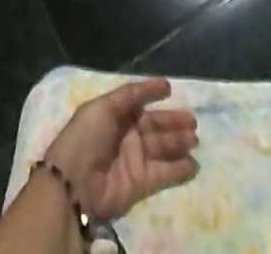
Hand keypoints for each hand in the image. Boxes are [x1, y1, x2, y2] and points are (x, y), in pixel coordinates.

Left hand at [42, 79, 198, 220]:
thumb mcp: (104, 106)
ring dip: (178, 143)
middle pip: (153, 126)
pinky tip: (193, 164)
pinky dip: (178, 169)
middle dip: (173, 122)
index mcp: (113, 114)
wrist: (75, 182)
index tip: (170, 89)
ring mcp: (133, 160)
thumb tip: (160, 85)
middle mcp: (125, 135)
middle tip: (193, 121)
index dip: (152, 94)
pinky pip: (163, 173)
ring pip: (161, 148)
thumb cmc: (87, 137)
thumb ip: (130, 95)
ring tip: (195, 139)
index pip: (137, 102)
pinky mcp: (140, 183)